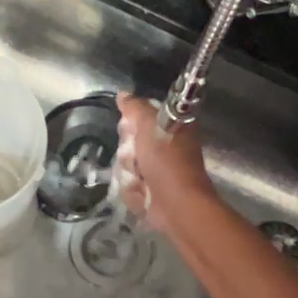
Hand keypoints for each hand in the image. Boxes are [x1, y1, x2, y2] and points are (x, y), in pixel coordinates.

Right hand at [114, 92, 214, 230]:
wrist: (174, 203)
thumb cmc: (166, 160)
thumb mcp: (149, 125)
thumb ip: (135, 107)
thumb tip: (122, 94)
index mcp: (171, 125)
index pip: (139, 115)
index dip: (131, 123)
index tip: (131, 130)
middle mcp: (164, 144)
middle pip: (128, 139)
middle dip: (128, 150)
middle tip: (137, 156)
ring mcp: (155, 168)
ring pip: (124, 162)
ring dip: (129, 171)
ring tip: (140, 178)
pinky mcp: (147, 189)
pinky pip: (126, 181)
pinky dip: (131, 187)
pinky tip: (141, 191)